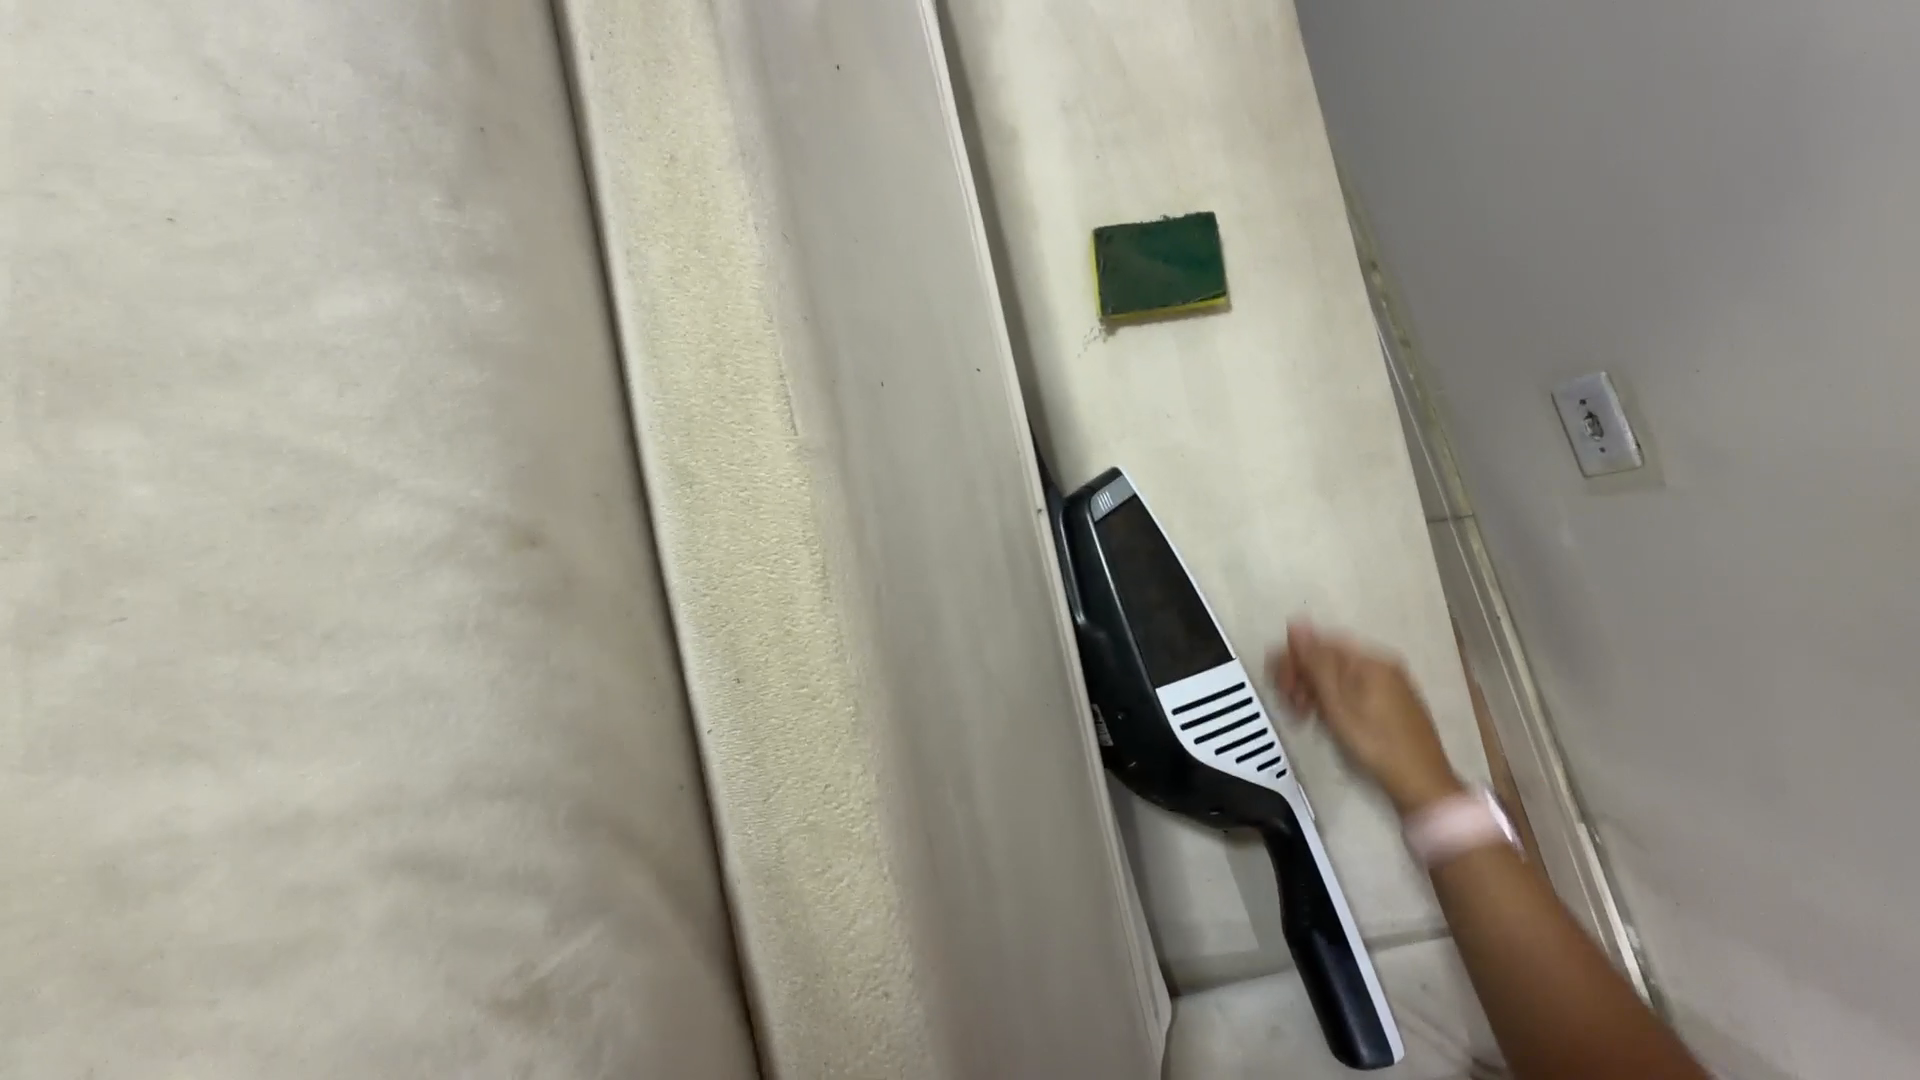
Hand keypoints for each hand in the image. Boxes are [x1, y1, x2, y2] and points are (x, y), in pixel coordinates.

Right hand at [1269, 620, 1462, 815]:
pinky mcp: (1392, 705)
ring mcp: (1390, 686)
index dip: (1292, 660)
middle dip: (1302, 677)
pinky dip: (1333, 701)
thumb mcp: (1336, 703)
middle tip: (1289, 703)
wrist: (1421, 785)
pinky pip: (1352, 691)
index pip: (1319, 643)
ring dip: (1314, 691)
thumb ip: (1314, 662)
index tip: (1278, 684)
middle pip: (1329, 659)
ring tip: (1303, 716)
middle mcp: (1382, 667)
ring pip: (1338, 677)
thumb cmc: (1375, 744)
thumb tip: (1295, 624)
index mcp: (1370, 661)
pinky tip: (1325, 720)